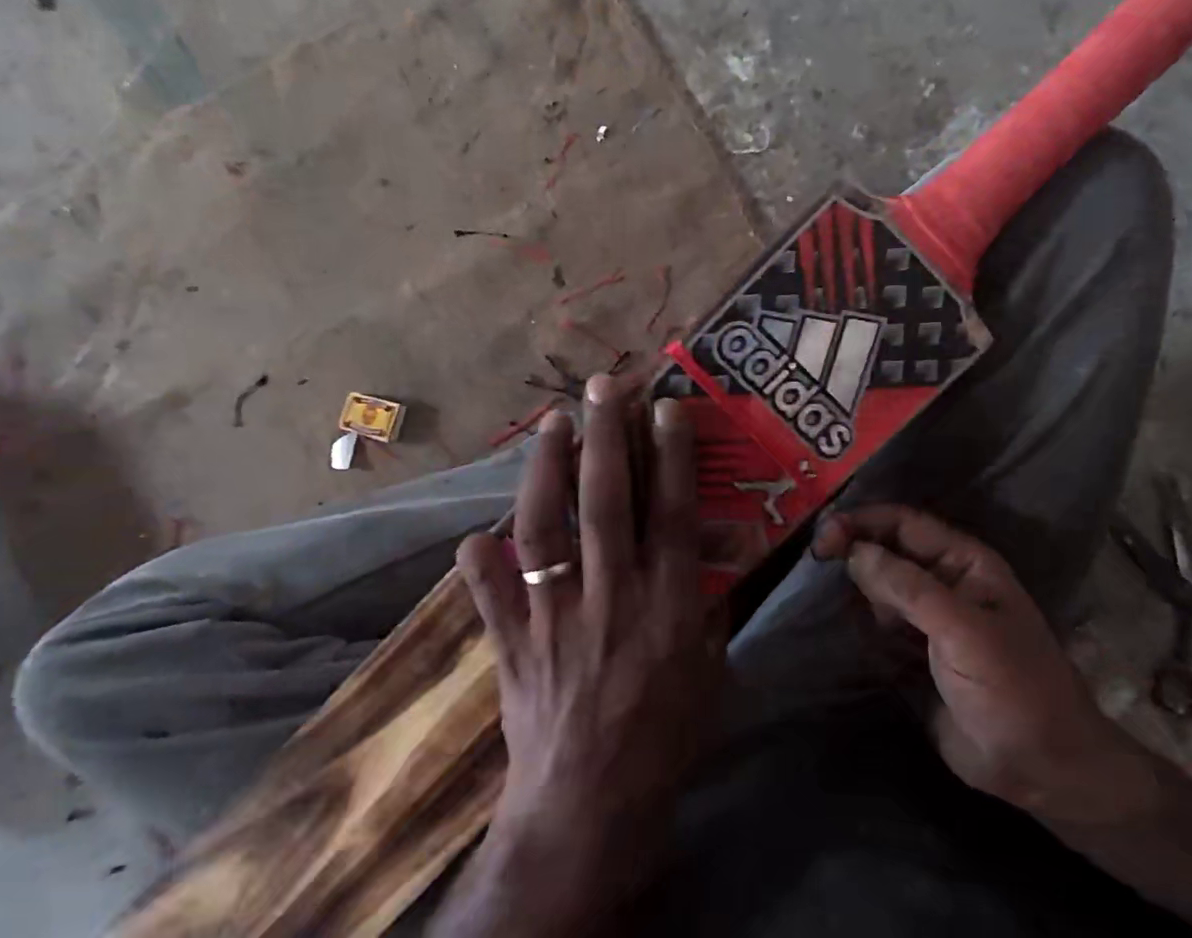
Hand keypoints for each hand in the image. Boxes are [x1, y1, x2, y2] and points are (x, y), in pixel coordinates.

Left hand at [439, 376, 719, 933]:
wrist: (591, 807)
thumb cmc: (664, 739)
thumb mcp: (709, 672)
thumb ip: (709, 606)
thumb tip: (714, 548)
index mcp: (666, 609)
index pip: (670, 515)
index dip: (669, 455)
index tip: (664, 407)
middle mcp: (610, 598)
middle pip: (606, 502)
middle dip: (605, 437)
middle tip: (603, 386)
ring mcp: (553, 616)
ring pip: (545, 527)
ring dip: (546, 470)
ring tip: (551, 423)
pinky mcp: (512, 642)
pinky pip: (489, 592)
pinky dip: (479, 560)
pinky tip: (476, 533)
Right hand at [814, 505, 1155, 825]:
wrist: (1042, 771)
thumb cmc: (1015, 690)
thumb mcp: (965, 631)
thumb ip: (909, 589)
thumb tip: (853, 552)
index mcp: (964, 564)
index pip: (903, 523)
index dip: (862, 522)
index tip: (822, 538)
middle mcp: (940, 584)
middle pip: (884, 551)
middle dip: (848, 551)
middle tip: (810, 566)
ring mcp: (924, 621)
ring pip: (873, 588)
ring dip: (845, 587)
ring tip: (810, 593)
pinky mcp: (909, 655)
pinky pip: (871, 626)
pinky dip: (849, 622)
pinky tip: (825, 624)